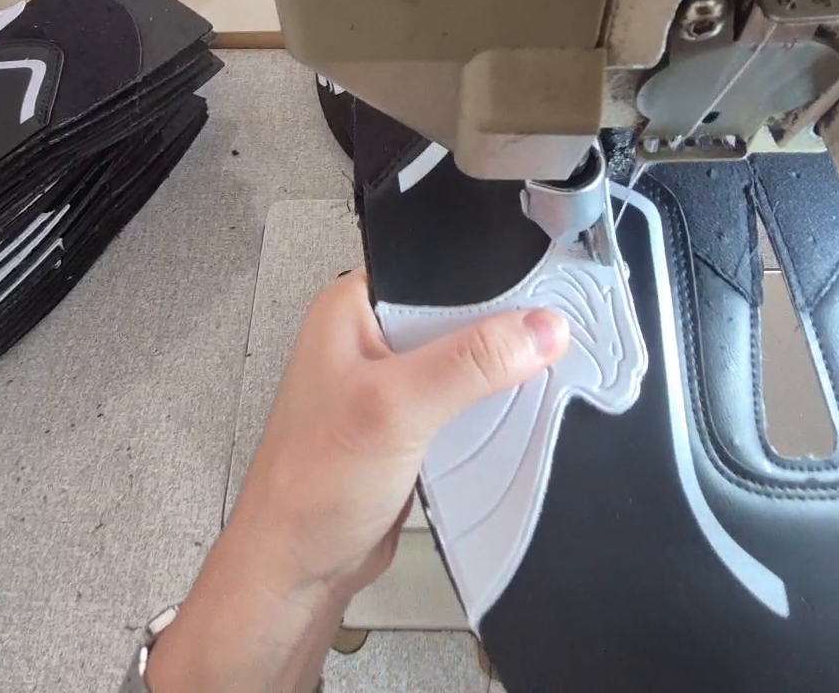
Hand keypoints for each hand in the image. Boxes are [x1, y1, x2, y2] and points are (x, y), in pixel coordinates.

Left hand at [146, 272, 569, 691]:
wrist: (301, 568)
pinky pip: (462, 397)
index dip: (486, 279)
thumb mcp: (395, 407)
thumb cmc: (308, 485)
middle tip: (536, 347)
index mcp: (352, 306)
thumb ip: (469, 363)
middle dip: (495, 331)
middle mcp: (370, 335)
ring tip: (515, 387)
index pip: (436, 269)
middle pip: (457, 312)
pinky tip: (498, 419)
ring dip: (492, 374)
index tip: (537, 300)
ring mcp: (391, 378)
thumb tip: (537, 329)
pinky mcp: (409, 417)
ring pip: (464, 358)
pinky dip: (484, 408)